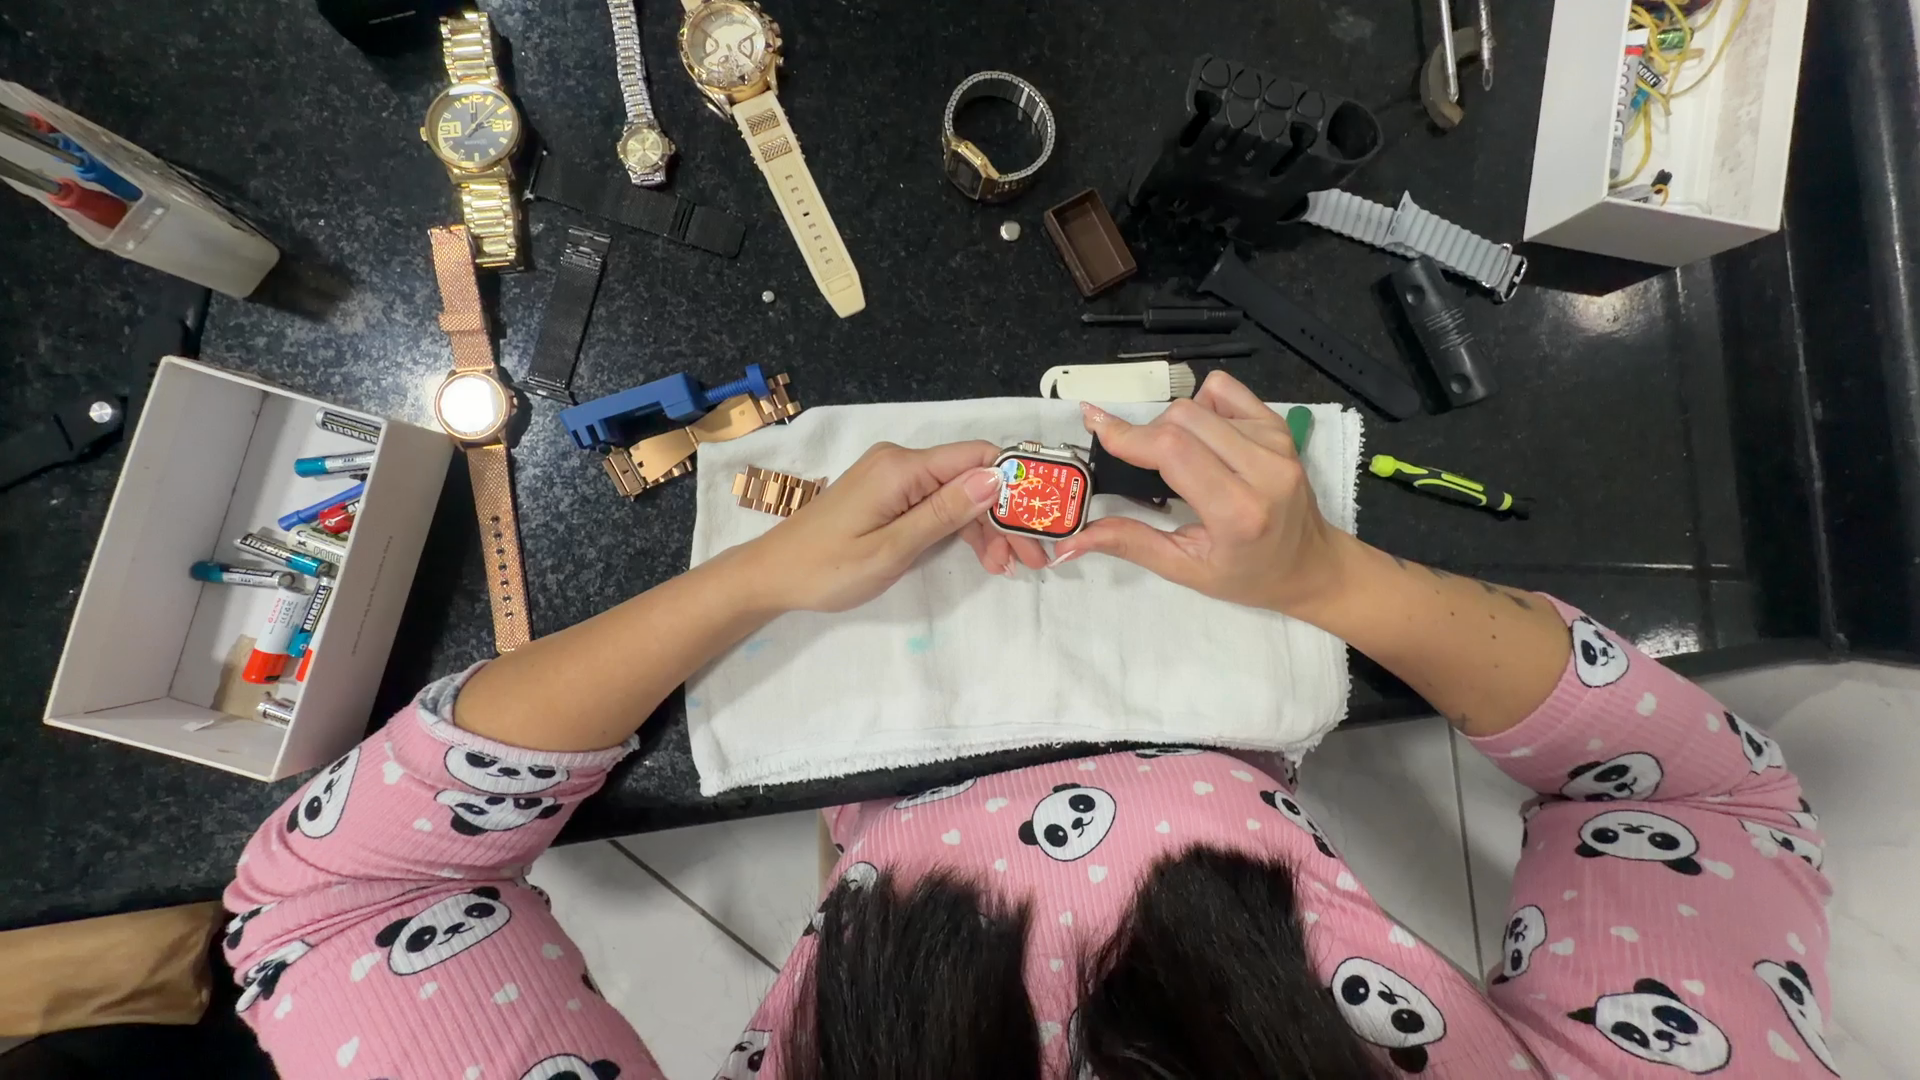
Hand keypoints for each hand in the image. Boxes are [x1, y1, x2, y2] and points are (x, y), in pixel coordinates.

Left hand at [741, 441, 1047, 612]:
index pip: (977, 457)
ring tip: (1008, 567)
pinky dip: (959, 529)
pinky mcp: (890, 495)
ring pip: (958, 494)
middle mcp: (901, 462)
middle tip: (1031, 559)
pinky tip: (981, 556)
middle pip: (971, 478)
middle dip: (1005, 516)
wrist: (774, 575)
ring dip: (986, 528)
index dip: (1016, 483)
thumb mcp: (892, 548)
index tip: (1041, 519)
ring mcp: (895, 478)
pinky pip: (936, 504)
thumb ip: (943, 513)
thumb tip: (995, 478)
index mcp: (902, 468)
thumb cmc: (829, 568)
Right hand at [1050, 371, 1349, 614]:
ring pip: (1199, 403)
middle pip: (1182, 419)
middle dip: (1145, 433)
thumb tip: (1071, 542)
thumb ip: (1130, 544)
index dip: (1127, 435)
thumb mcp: (1186, 570)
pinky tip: (1201, 437)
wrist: (1311, 564)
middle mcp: (1263, 468)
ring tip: (1172, 457)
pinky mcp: (1279, 426)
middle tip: (1135, 460)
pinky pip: (1224, 391)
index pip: (1173, 451)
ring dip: (1170, 423)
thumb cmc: (1248, 575)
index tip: (1094, 425)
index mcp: (1238, 511)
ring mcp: (1276, 442)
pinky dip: (1200, 405)